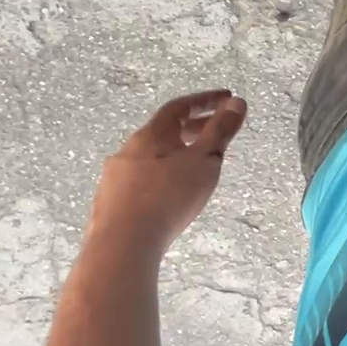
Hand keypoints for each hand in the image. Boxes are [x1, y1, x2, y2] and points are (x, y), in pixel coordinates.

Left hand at [85, 90, 247, 260]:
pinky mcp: (109, 201)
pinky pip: (142, 175)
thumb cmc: (169, 196)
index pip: (179, 106)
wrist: (121, 247)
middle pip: (164, 130)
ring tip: (199, 164)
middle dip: (193, 126)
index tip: (228, 98)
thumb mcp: (206, 159)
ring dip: (177, 151)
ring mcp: (114, 177)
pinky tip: (173, 190)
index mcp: (150, 135)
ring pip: (152, 154)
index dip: (206, 99)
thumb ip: (222, 129)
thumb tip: (237, 102)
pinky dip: (163, 171)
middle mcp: (127, 151)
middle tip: (217, 130)